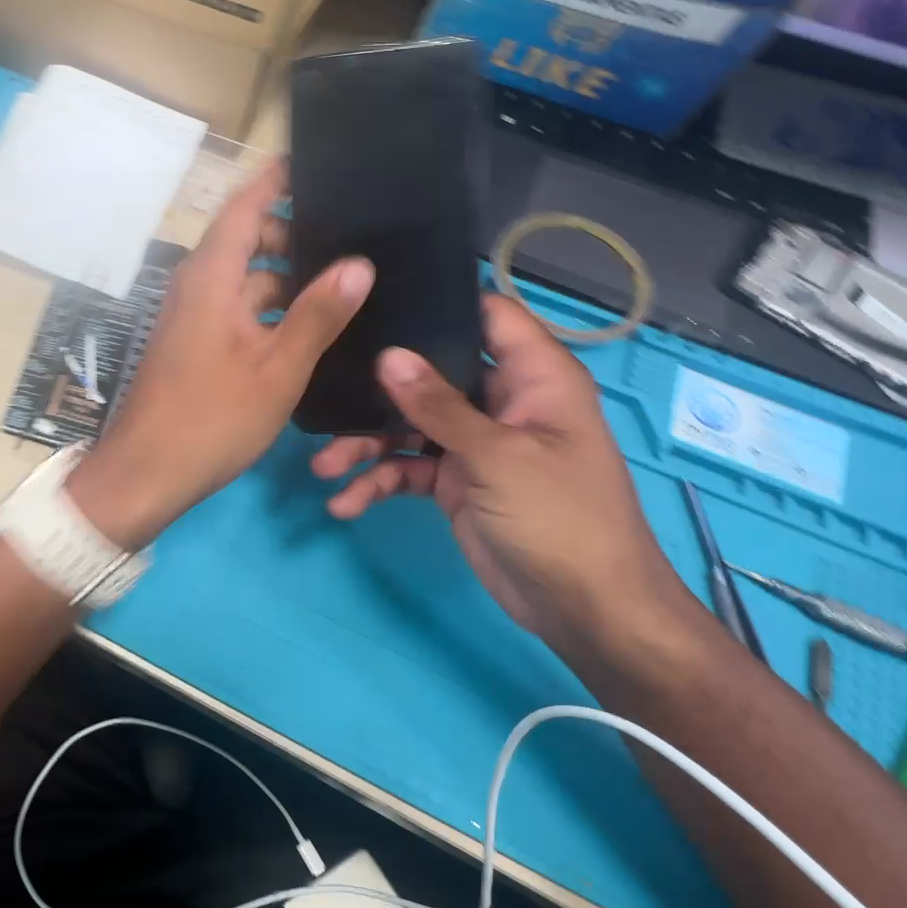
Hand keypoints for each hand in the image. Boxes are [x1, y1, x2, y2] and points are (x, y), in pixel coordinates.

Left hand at [67, 163, 374, 548]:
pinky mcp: (194, 344)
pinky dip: (271, 308)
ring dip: (287, 278)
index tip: (318, 162)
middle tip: (356, 236)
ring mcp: (192, 316)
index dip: (277, 181)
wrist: (147, 472)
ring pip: (245, 279)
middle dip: (295, 235)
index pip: (244, 206)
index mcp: (210, 277)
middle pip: (247, 240)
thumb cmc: (211, 417)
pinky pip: (237, 308)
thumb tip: (359, 262)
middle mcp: (196, 286)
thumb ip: (318, 313)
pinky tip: (311, 325)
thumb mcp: (277, 367)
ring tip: (347, 281)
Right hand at [310, 295, 686, 646]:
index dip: (438, 304)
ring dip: (364, 445)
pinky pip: (406, 470)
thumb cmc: (560, 518)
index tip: (375, 298)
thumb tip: (387, 355)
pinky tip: (347, 504)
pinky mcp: (453, 482)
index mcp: (533, 379)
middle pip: (429, 374)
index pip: (487, 318)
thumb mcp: (498, 457)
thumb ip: (438, 406)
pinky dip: (377, 483)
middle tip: (323, 387)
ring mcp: (474, 444)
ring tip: (324, 467)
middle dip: (376, 387)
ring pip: (407, 425)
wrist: (584, 609)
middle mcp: (500, 403)